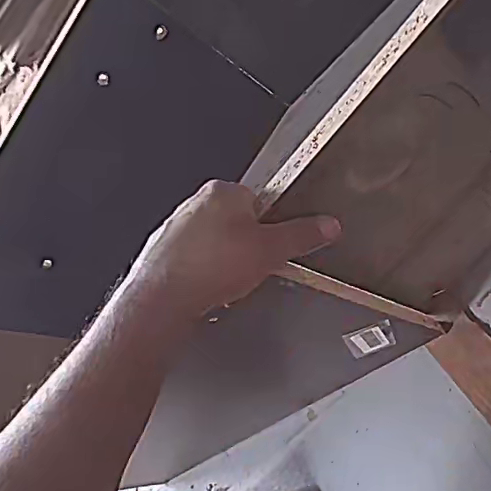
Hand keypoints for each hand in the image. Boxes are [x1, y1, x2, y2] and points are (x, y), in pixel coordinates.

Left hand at [122, 181, 340, 319]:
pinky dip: (205, 275)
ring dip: (226, 263)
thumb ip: (302, 235)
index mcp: (222, 192)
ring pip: (216, 245)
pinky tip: (210, 289)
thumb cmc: (209, 267)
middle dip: (248, 247)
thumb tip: (327, 225)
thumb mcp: (271, 251)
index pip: (259, 199)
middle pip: (237, 223)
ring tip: (229, 283)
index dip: (272, 227)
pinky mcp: (165, 253)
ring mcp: (177, 228)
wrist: (163, 298)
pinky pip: (196, 262)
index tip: (275, 246)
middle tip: (254, 268)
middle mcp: (195, 203)